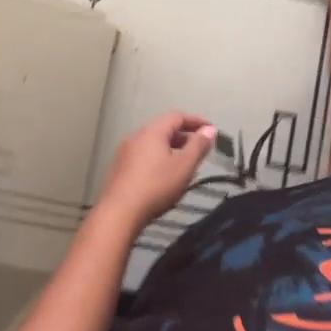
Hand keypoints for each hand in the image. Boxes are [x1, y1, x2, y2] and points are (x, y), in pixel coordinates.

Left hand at [95, 111, 216, 227]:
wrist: (119, 213)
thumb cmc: (156, 186)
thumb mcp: (184, 166)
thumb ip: (198, 146)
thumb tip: (209, 129)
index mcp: (153, 131)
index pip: (177, 116)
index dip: (196, 121)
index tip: (211, 130)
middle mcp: (137, 136)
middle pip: (164, 128)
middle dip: (185, 135)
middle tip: (200, 147)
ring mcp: (125, 152)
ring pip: (153, 143)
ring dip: (172, 148)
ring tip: (185, 162)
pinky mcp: (120, 168)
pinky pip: (144, 155)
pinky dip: (159, 158)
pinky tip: (165, 175)